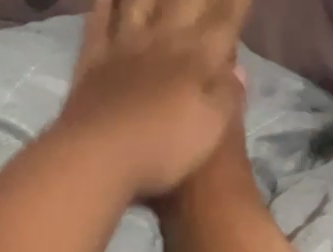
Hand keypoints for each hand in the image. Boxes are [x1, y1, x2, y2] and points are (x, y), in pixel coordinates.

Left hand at [56, 0, 249, 197]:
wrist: (99, 155)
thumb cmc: (162, 149)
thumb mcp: (211, 130)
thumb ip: (227, 96)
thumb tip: (239, 69)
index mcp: (196, 59)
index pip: (225, 21)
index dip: (237, 4)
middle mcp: (162, 40)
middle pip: (186, 1)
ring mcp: (124, 45)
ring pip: (142, 0)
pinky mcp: (93, 59)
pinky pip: (100, 19)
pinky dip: (105, 2)